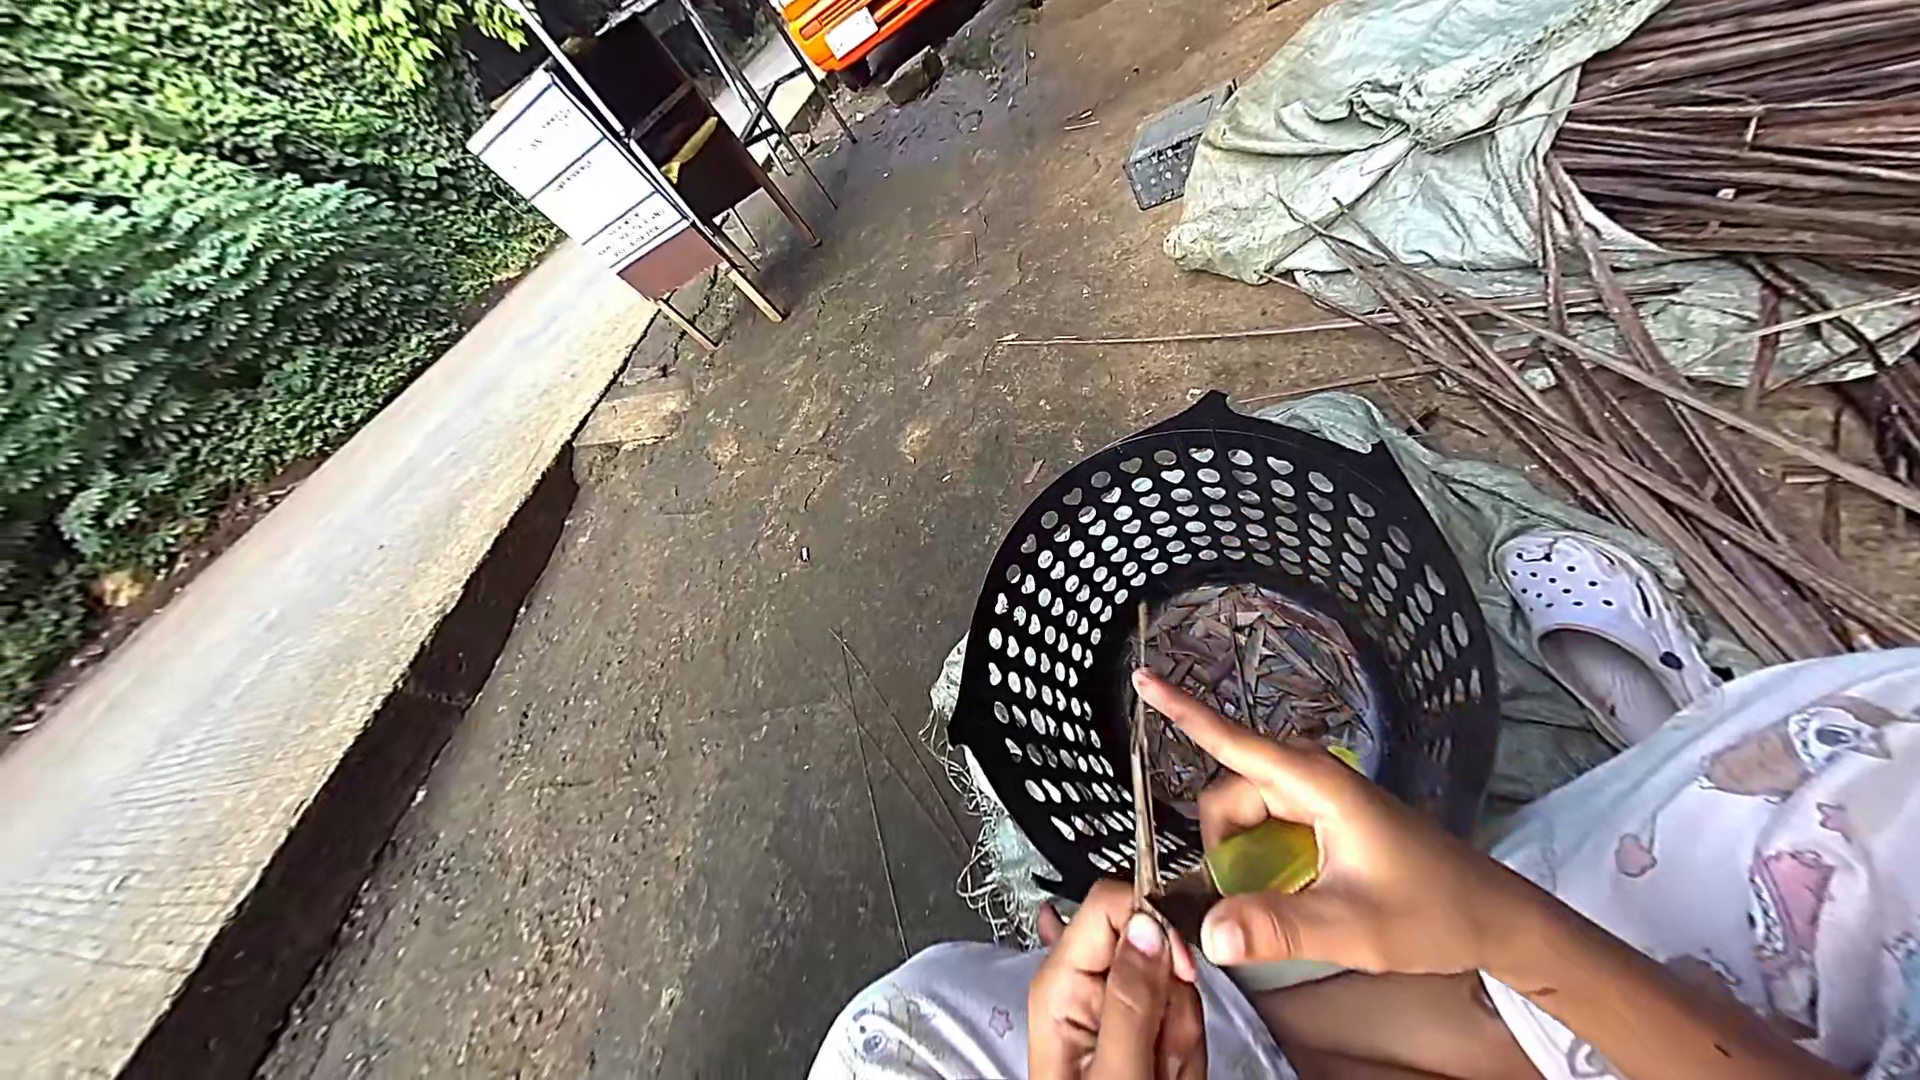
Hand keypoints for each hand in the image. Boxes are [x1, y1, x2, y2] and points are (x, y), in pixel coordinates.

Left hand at [1029, 879, 1207, 1079]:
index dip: (1149, 920)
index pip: (1105, 904)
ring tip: (1162, 1073)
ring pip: (1171, 979)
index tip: (1181, 970)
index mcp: (1062, 979)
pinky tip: (1167, 1073)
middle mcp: (1084, 980)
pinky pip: (1180, 1013)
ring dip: (1181, 1032)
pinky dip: (1186, 1049)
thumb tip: (1147, 919)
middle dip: (1171, 998)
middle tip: (1162, 1055)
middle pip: (1147, 941)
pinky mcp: (1139, 1024)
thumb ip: (1130, 999)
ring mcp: (1113, 1002)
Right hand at [1133, 669, 1537, 976]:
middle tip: (1242, 903)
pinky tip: (1282, 882)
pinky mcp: (1317, 804)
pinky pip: (1262, 816)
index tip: (1142, 678)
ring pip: (1242, 807)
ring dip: (1239, 850)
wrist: (1495, 916)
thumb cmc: (1431, 912)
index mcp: (1311, 781)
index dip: (1181, 707)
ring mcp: (1312, 786)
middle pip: (1229, 794)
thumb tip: (1206, 933)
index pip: (1230, 739)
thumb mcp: (1354, 929)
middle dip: (1222, 845)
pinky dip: (1255, 848)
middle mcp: (1305, 772)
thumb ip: (1278, 929)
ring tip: (1275, 898)